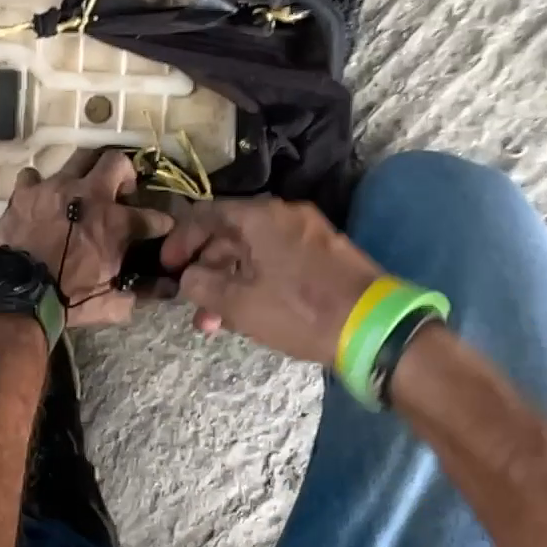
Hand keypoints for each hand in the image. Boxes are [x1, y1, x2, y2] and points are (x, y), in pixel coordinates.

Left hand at [0, 149, 171, 327]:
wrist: (17, 293)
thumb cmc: (67, 299)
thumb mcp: (112, 304)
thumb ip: (138, 292)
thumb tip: (164, 290)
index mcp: (116, 223)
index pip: (154, 217)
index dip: (160, 224)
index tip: (159, 227)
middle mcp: (89, 195)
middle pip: (117, 162)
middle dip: (125, 174)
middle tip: (119, 192)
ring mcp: (55, 187)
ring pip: (79, 159)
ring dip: (85, 173)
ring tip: (81, 191)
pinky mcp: (26, 191)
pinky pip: (34, 176)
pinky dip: (39, 185)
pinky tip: (41, 198)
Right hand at [159, 197, 382, 363]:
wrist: (381, 330)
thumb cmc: (301, 311)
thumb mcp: (239, 303)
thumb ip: (201, 285)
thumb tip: (187, 276)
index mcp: (260, 216)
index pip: (204, 215)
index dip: (179, 240)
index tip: (166, 267)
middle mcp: (284, 215)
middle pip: (229, 233)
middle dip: (205, 269)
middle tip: (192, 304)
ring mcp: (310, 234)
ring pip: (254, 251)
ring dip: (230, 281)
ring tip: (217, 322)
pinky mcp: (327, 255)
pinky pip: (278, 260)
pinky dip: (256, 280)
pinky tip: (250, 312)